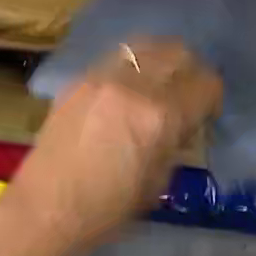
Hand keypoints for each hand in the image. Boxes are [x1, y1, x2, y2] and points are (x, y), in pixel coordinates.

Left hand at [0, 38, 220, 255]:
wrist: (43, 210)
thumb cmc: (105, 210)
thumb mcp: (156, 183)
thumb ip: (174, 144)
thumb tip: (180, 126)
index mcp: (159, 116)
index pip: (205, 83)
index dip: (211, 100)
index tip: (205, 116)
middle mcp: (133, 86)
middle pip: (178, 52)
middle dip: (190, 72)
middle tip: (185, 96)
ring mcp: (101, 78)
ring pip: (145, 46)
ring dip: (159, 61)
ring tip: (156, 86)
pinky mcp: (78, 80)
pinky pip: (115, 59)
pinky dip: (130, 68)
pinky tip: (125, 94)